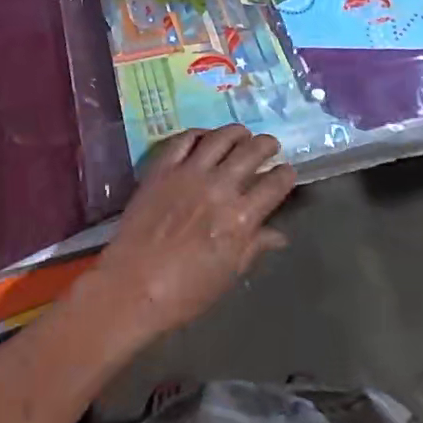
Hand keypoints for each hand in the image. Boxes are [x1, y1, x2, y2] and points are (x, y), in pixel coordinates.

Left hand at [79, 125, 297, 346]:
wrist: (134, 283)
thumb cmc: (186, 290)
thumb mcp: (229, 273)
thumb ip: (254, 246)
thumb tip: (278, 234)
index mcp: (241, 218)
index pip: (274, 185)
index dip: (285, 175)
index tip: (287, 171)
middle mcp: (218, 188)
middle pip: (250, 153)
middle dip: (265, 145)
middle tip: (269, 144)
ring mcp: (187, 174)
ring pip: (218, 139)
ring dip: (235, 132)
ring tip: (241, 132)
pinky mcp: (160, 169)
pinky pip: (182, 141)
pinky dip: (197, 134)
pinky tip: (204, 136)